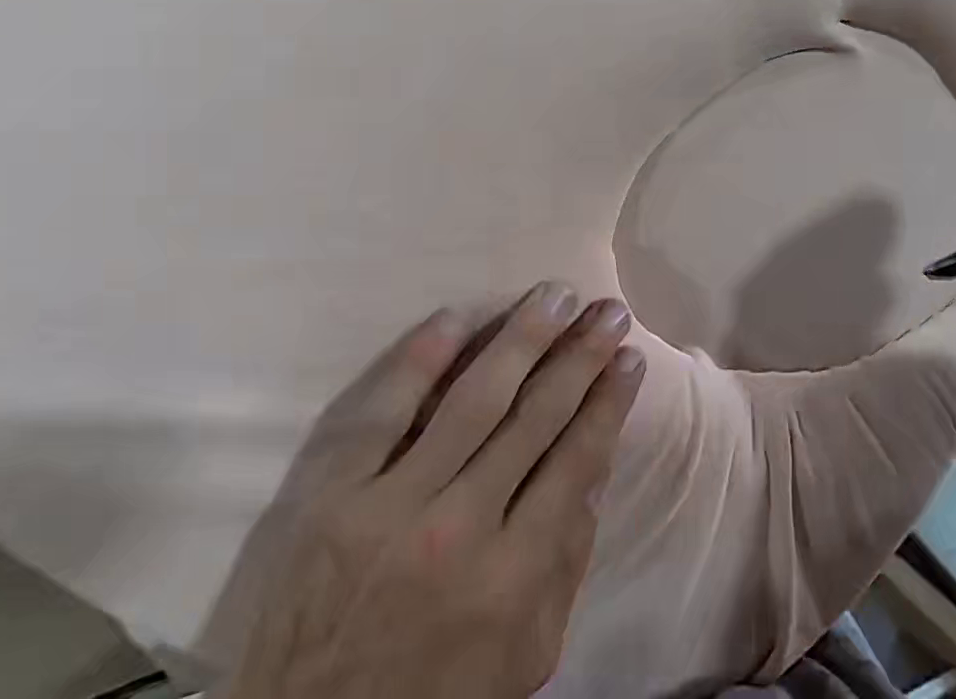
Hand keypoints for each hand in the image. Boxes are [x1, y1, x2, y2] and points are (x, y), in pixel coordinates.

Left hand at [221, 282, 645, 698]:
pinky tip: (456, 318)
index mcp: (516, 570)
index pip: (579, 457)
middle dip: (581, 354)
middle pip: (535, 416)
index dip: (610, 399)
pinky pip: (379, 414)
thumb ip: (569, 558)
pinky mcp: (325, 499)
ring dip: (521, 339)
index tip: (631, 356)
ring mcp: (388, 508)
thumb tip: (596, 465)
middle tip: (608, 310)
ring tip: (555, 296)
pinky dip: (418, 361)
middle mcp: (460, 528)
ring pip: (472, 400)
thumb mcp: (531, 647)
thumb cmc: (439, 690)